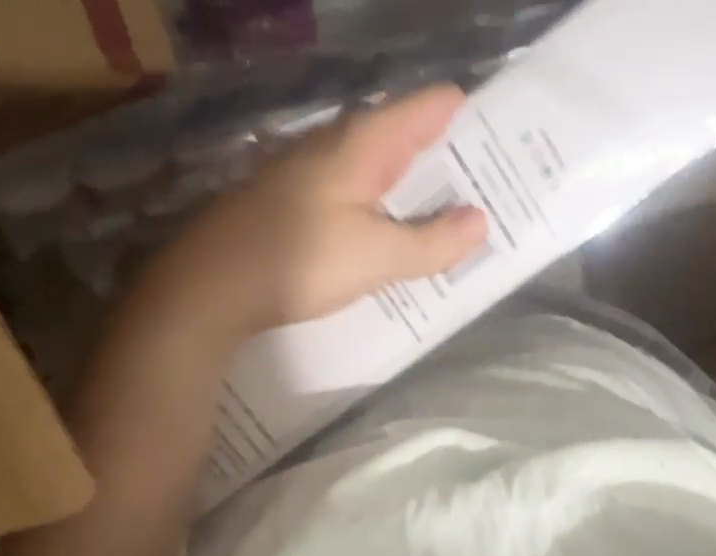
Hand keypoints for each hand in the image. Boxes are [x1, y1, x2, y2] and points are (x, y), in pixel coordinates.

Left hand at [132, 85, 488, 343]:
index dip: (470, 118)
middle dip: (445, 160)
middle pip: (401, 137)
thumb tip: (479, 221)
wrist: (209, 288)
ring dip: (408, 190)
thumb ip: (431, 242)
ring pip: (372, 170)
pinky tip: (381, 238)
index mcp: (362, 142)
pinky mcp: (286, 206)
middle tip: (487, 188)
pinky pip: (347, 198)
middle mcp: (332, 146)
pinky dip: (375, 211)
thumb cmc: (298, 261)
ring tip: (443, 215)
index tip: (506, 145)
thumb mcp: (377, 256)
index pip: (430, 106)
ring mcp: (304, 174)